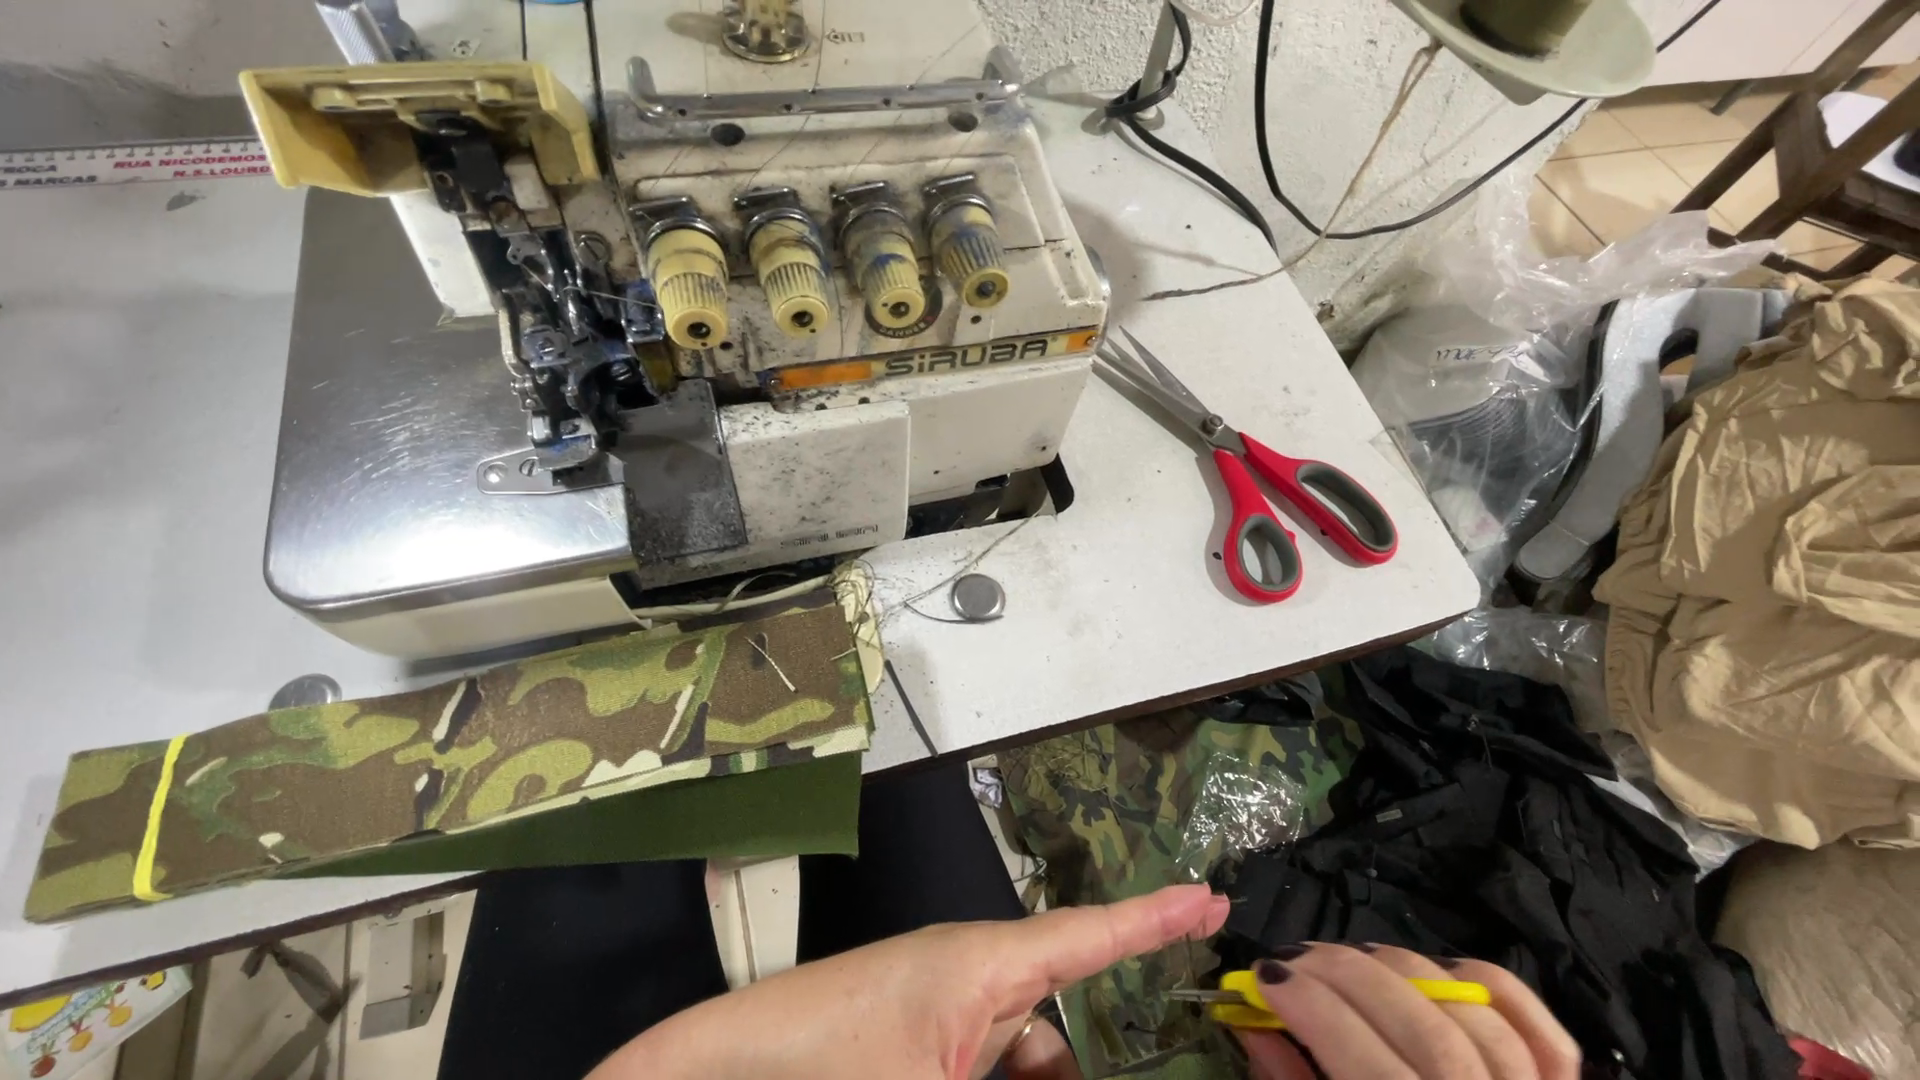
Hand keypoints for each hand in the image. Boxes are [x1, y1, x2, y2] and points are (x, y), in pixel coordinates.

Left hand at [588, 884, 1229, 1079]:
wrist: (727, 1062)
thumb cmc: (828, 1060)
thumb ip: (1020, 1068)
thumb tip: (1061, 1052)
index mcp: (983, 961)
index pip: (1089, 932)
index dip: (1155, 916)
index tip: (1210, 899)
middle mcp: (973, 970)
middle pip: (1063, 1007)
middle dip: (1097, 1047)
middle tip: (1145, 1053)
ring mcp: (947, 1003)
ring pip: (1029, 1043)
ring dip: (1045, 1065)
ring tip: (1033, 1060)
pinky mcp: (925, 1032)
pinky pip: (992, 1052)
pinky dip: (1008, 1070)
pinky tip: (1003, 1074)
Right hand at [1235, 944, 1580, 1079]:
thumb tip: (1254, 1026)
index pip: (1370, 1067)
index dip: (1313, 1008)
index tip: (1263, 976)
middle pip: (1428, 1031)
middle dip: (1347, 975)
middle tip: (1294, 958)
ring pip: (1476, 1018)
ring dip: (1402, 969)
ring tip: (1351, 958)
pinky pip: (1544, 1033)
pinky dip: (1494, 987)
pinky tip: (1442, 971)